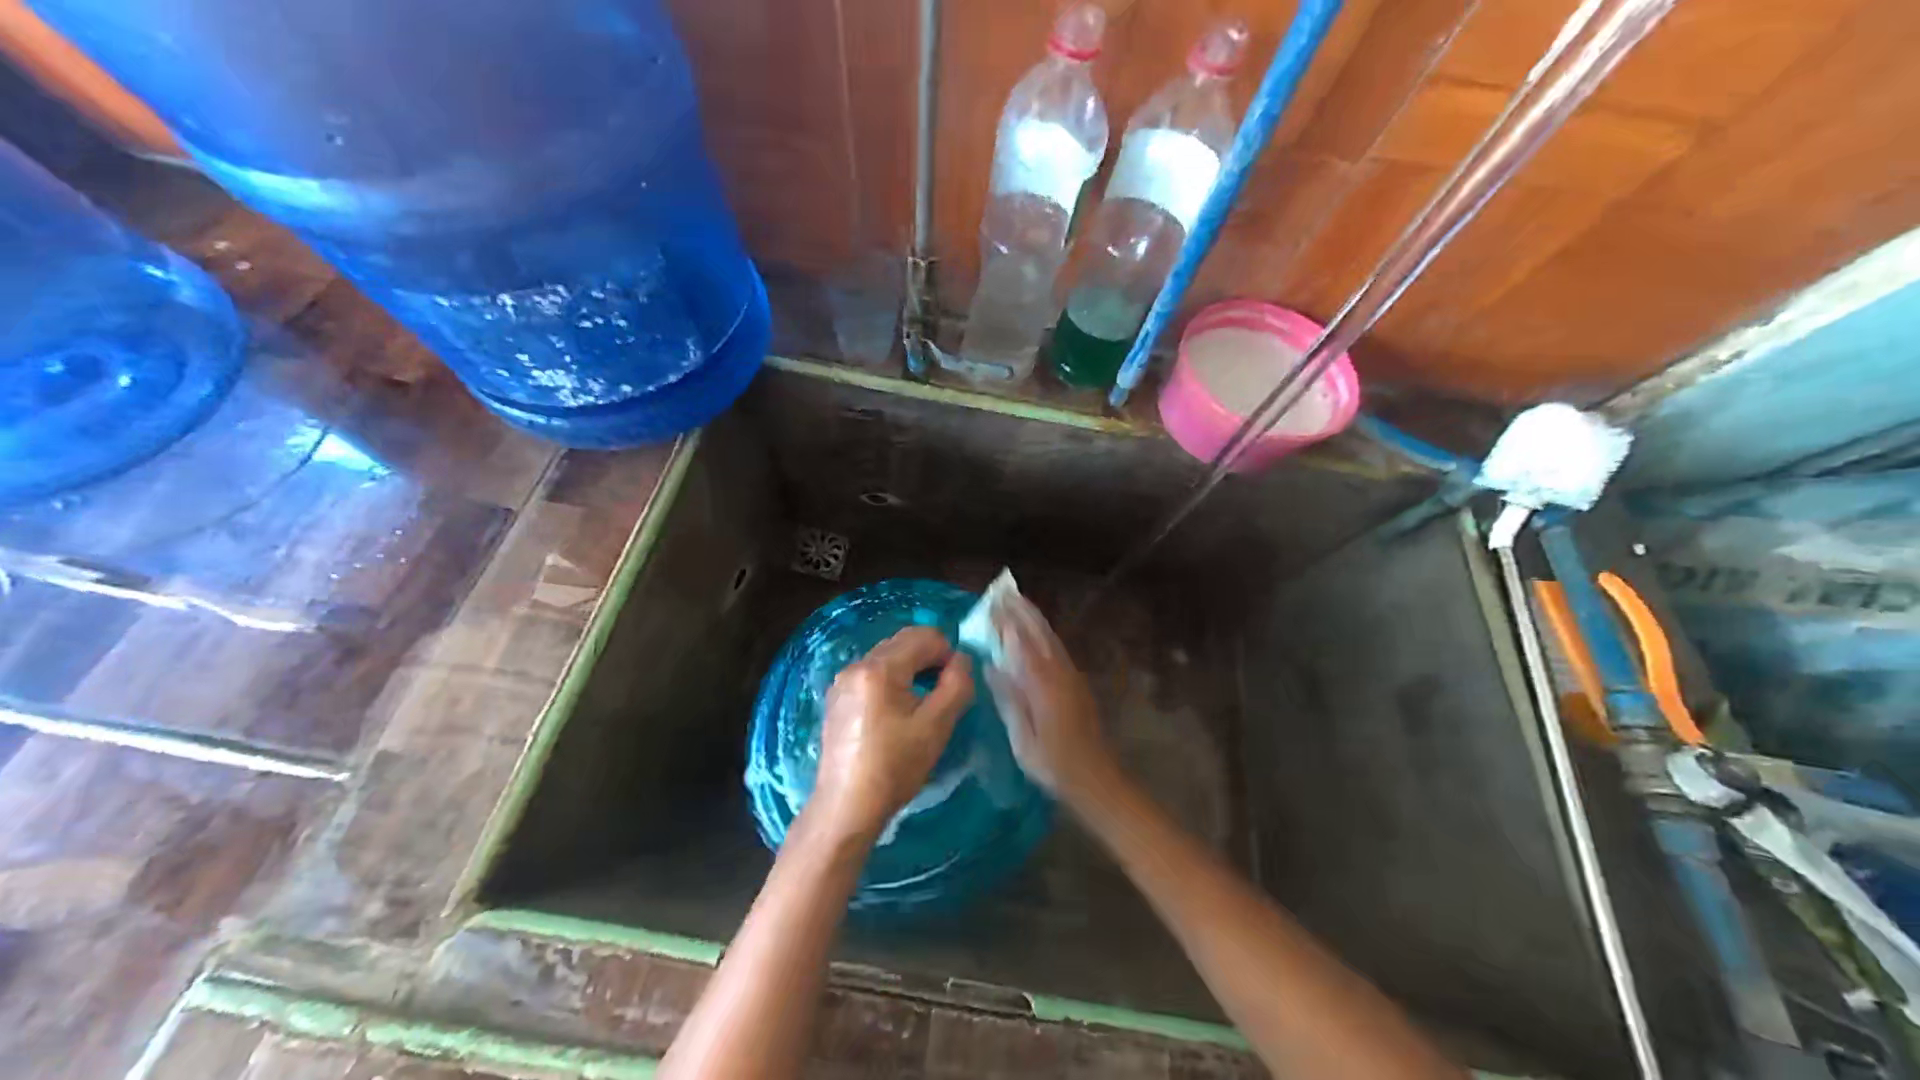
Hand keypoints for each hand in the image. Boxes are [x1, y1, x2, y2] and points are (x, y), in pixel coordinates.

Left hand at [811, 626, 973, 840]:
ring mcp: (842, 682)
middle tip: (943, 692)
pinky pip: (872, 674)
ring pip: (887, 657)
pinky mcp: (837, 699)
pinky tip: (897, 713)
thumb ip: (956, 685)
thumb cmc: (895, 766)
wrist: (846, 807)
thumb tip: (961, 661)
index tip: (956, 684)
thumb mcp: (936, 726)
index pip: (924, 637)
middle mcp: (856, 665)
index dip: (948, 653)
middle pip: (902, 642)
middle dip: (929, 658)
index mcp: (879, 668)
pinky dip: (892, 681)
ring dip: (911, 668)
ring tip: (922, 703)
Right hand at [983, 592, 1117, 801]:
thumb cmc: (1055, 765)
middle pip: (1039, 633)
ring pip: (1051, 638)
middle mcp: (1060, 673)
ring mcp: (1072, 677)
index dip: (1006, 622)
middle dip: (1021, 611)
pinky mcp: (1077, 684)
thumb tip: (991, 666)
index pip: (1020, 644)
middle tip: (1003, 591)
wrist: (1098, 780)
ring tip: (1017, 601)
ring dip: (1034, 618)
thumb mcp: (1023, 739)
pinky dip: (1043, 633)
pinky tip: (1036, 632)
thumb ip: (1009, 699)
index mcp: (1044, 685)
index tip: (990, 603)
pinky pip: (1057, 649)